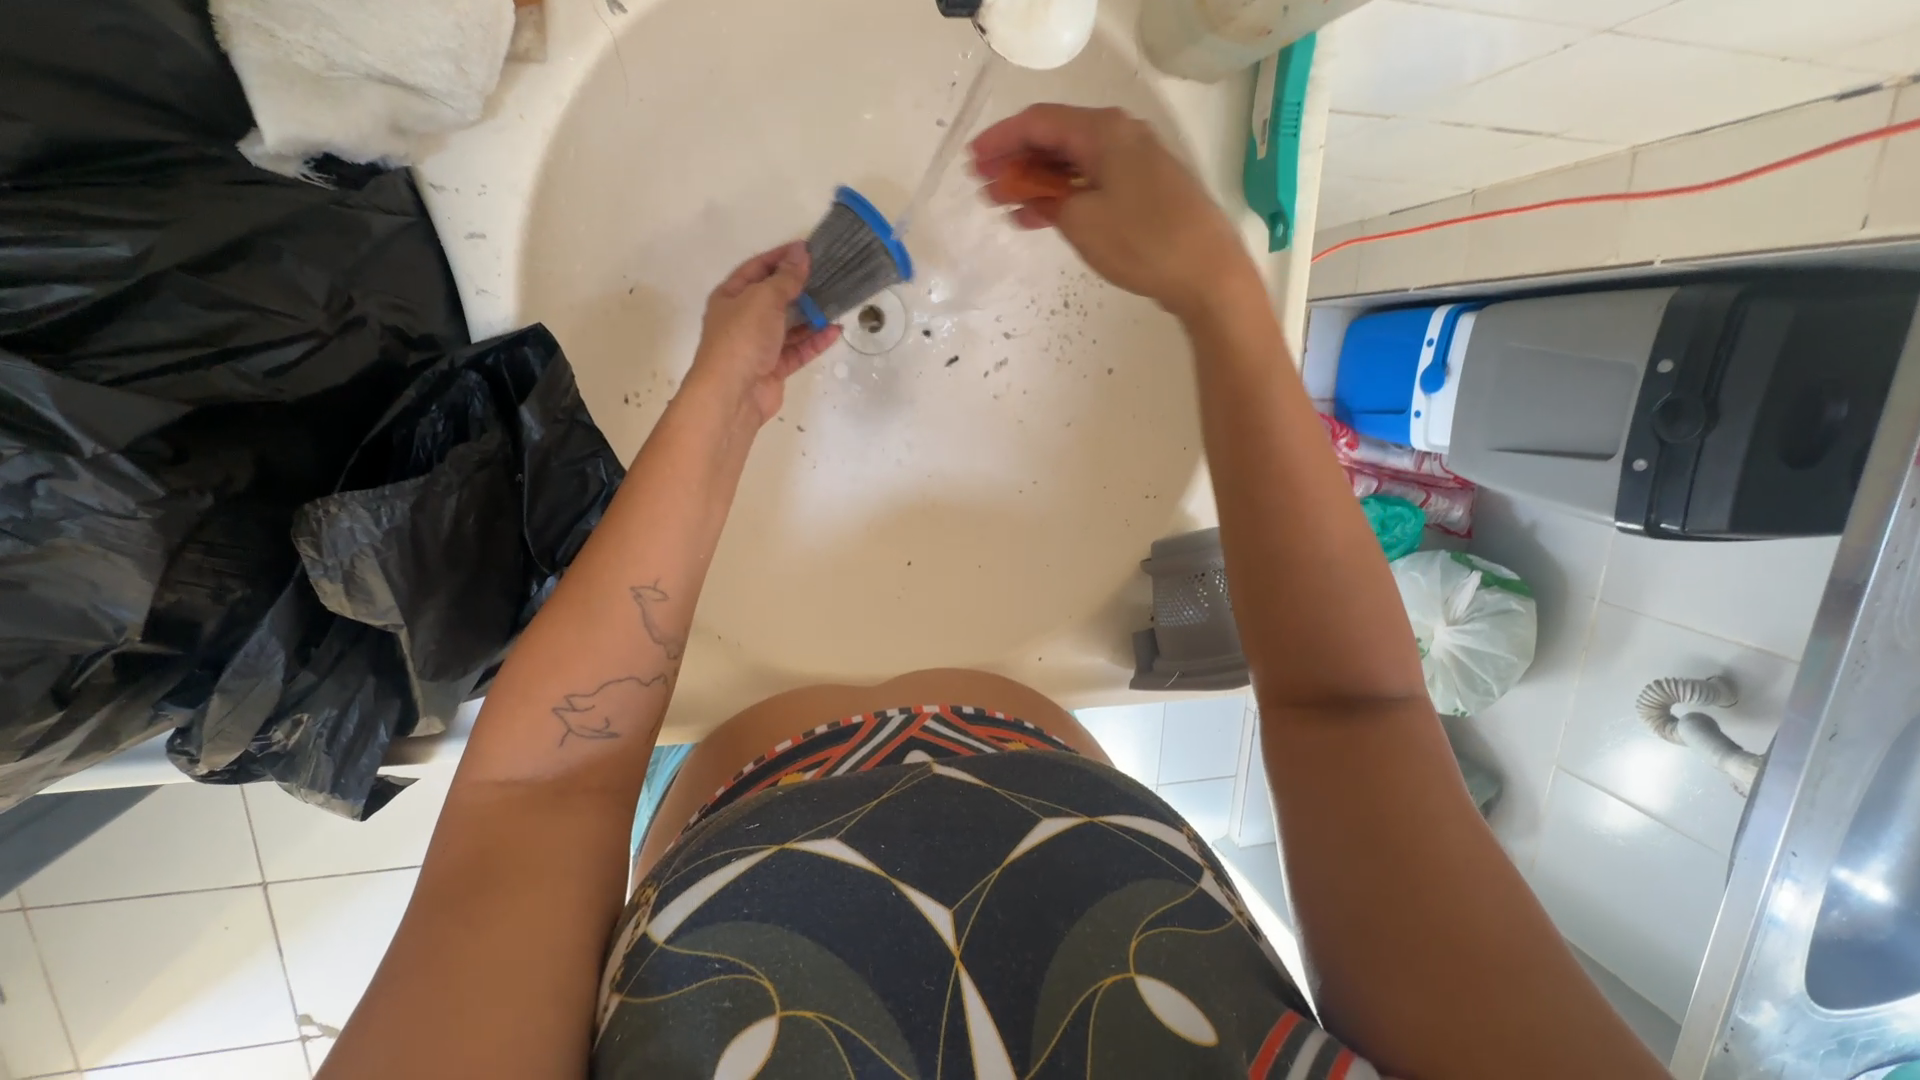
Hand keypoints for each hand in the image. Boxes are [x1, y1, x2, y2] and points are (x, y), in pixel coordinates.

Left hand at [684, 242, 840, 425]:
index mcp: (731, 296)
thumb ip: (785, 278)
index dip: (781, 257)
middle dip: (800, 287)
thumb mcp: (763, 299)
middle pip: (775, 297)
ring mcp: (759, 345)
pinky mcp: (774, 368)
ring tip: (837, 303)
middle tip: (828, 275)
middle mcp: (743, 318)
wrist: (732, 394)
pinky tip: (834, 331)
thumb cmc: (741, 338)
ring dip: (811, 315)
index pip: (757, 268)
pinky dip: (815, 341)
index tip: (808, 249)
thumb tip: (801, 253)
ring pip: (789, 325)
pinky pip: (797, 349)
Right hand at [971, 105, 1254, 321]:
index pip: (1039, 123)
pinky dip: (1063, 195)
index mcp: (1104, 132)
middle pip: (1056, 140)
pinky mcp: (1145, 189)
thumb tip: (1029, 193)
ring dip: (1037, 182)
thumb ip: (1047, 200)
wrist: (1206, 271)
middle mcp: (1121, 136)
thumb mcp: (1082, 222)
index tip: (973, 162)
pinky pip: (1092, 182)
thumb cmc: (1142, 242)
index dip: (1001, 141)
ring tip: (1005, 205)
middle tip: (985, 186)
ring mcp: (1136, 162)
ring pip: (1074, 164)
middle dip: (1016, 162)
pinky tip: (1040, 217)